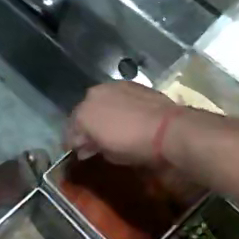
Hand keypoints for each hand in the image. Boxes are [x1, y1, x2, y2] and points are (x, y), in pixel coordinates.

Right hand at [65, 80, 182, 164]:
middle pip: (83, 113)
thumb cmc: (134, 145)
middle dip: (86, 126)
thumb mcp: (110, 154)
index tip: (83, 153)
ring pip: (98, 101)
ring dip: (100, 113)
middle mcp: (92, 96)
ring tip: (111, 125)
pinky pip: (115, 96)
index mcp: (82, 115)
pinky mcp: (129, 83)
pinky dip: (116, 105)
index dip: (75, 145)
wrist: (168, 128)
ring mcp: (111, 86)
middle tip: (95, 140)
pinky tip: (125, 114)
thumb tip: (86, 148)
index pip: (71, 133)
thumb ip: (93, 148)